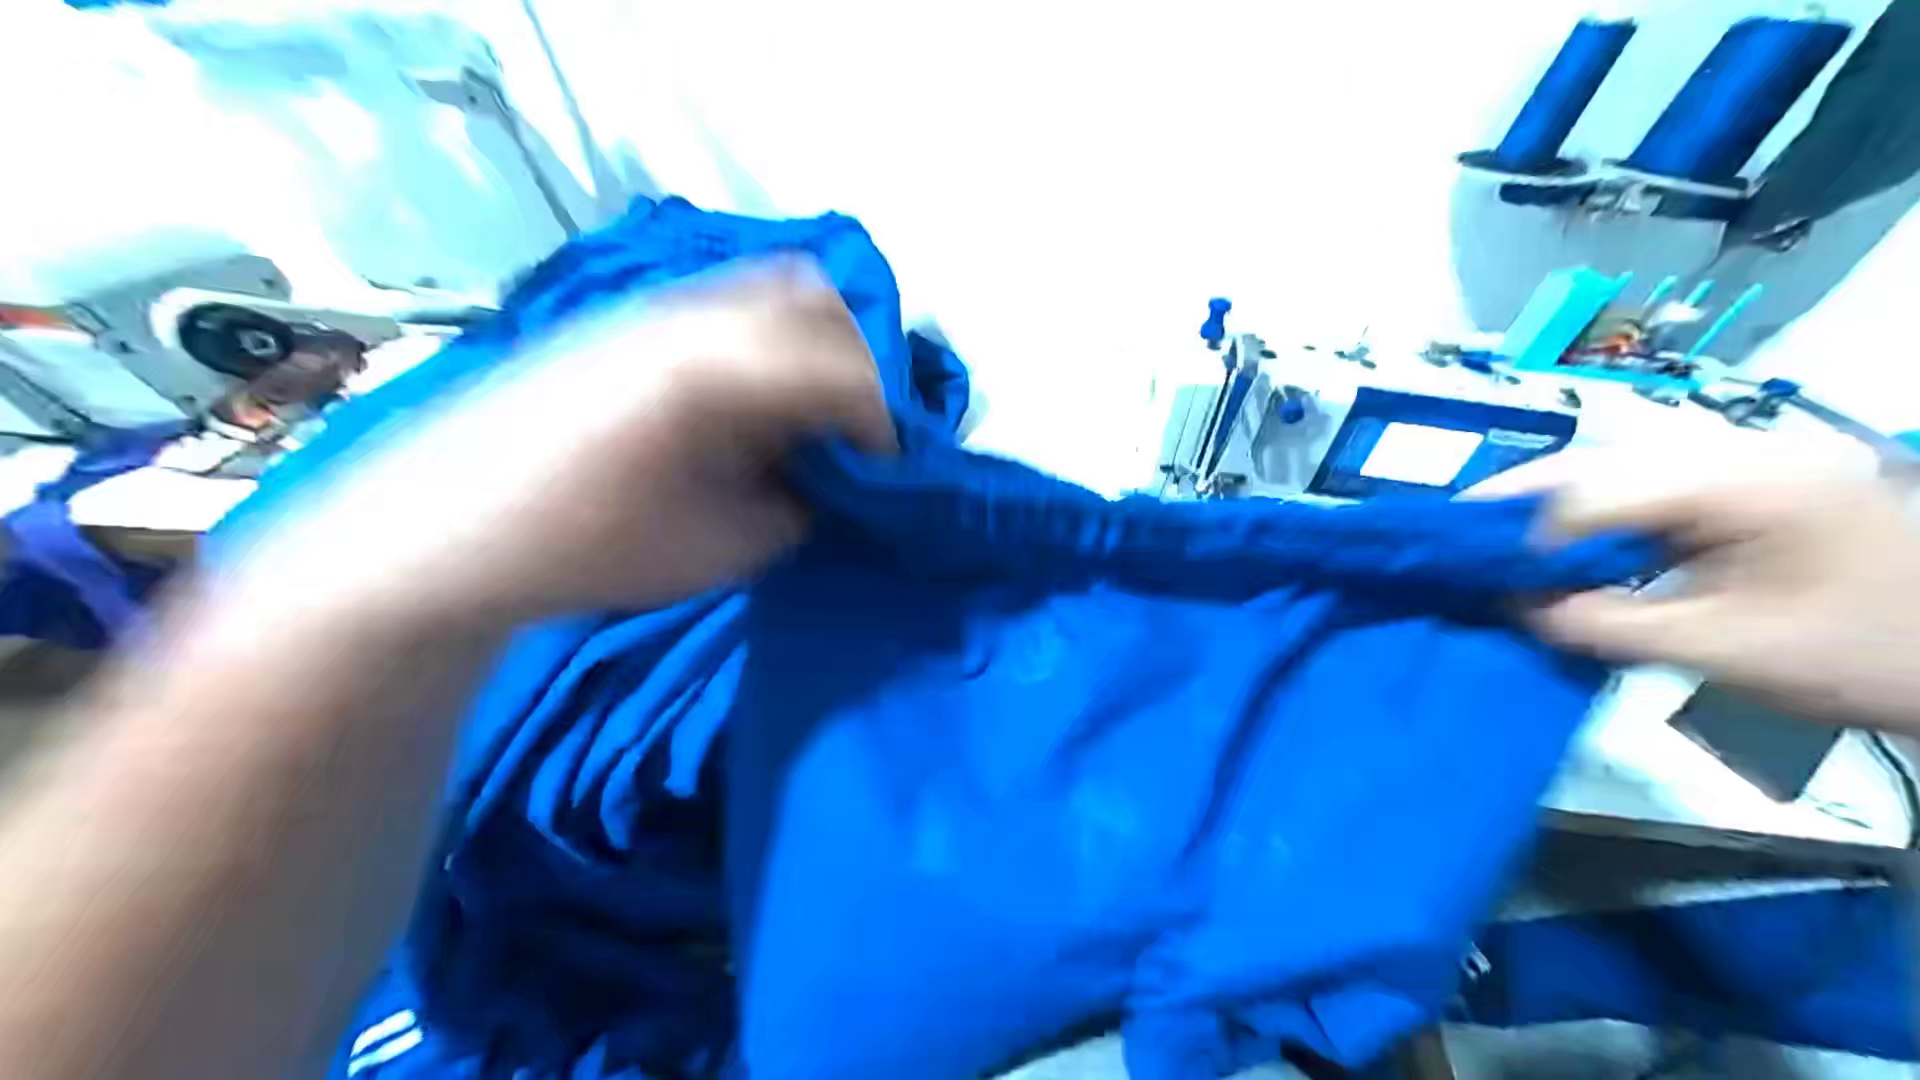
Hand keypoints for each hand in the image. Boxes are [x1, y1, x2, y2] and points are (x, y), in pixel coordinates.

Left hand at [215, 257, 894, 628]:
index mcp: (716, 374)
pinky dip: (767, 340)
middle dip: (857, 368)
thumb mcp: (726, 548)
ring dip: (812, 344)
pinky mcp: (626, 319)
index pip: (844, 372)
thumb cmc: (589, 553)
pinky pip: (728, 305)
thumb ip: (801, 503)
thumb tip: (835, 476)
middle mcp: (689, 317)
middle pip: (818, 302)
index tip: (884, 472)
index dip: (882, 424)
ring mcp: (652, 308)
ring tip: (804, 413)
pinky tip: (748, 401)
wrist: (437, 535)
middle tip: (850, 433)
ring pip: (774, 288)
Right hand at [1478, 452, 1919, 730]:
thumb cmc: (1875, 659)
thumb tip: (1506, 605)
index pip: (1590, 494)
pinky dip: (1583, 517)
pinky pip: (1636, 489)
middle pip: (1590, 464)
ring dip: (1542, 508)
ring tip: (1490, 543)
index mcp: (1746, 483)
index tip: (1469, 573)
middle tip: (1453, 539)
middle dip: (1514, 503)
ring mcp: (1745, 464)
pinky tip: (1553, 545)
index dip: (1519, 536)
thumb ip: (1604, 624)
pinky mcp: (1743, 485)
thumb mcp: (1729, 651)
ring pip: (1605, 470)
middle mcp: (1740, 453)